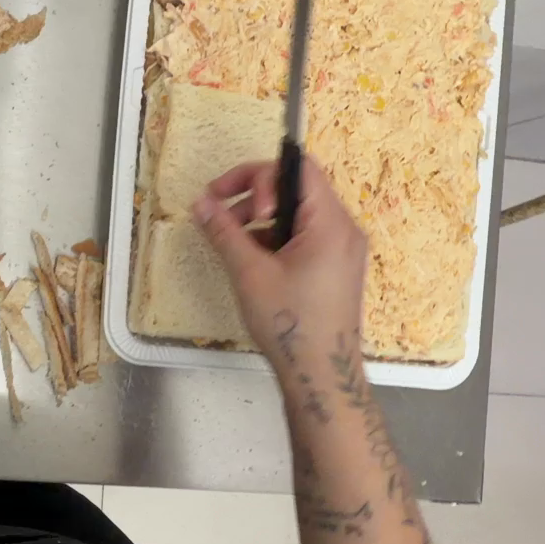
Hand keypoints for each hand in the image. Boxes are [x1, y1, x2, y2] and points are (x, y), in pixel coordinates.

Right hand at [193, 155, 366, 371]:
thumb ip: (224, 231)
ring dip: (261, 219)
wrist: (321, 374)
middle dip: (253, 196)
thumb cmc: (290, 324)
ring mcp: (342, 250)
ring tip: (232, 242)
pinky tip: (252, 261)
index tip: (224, 197)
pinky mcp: (335, 268)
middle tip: (221, 216)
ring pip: (298, 214)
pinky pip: (304, 236)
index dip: (255, 175)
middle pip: (297, 188)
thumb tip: (201, 202)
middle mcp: (343, 230)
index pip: (296, 169)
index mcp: (330, 223)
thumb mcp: (249, 273)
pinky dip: (275, 238)